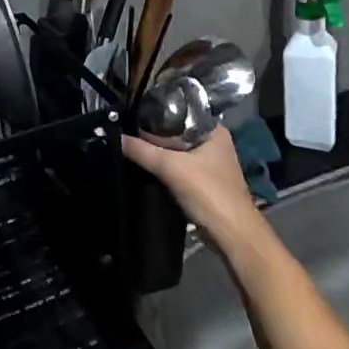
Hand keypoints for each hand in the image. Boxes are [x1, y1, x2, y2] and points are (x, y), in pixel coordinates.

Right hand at [119, 126, 257, 236]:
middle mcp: (214, 143)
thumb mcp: (171, 167)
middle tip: (127, 132)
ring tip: (131, 147)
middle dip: (154, 136)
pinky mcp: (203, 182)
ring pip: (176, 152)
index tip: (132, 116)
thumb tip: (117, 138)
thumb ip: (142, 151)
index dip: (156, 114)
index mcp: (214, 131)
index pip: (180, 113)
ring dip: (158, 153)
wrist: (231, 234)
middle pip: (176, 133)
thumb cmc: (208, 193)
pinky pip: (178, 168)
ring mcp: (210, 164)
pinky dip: (164, 168)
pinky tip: (145, 167)